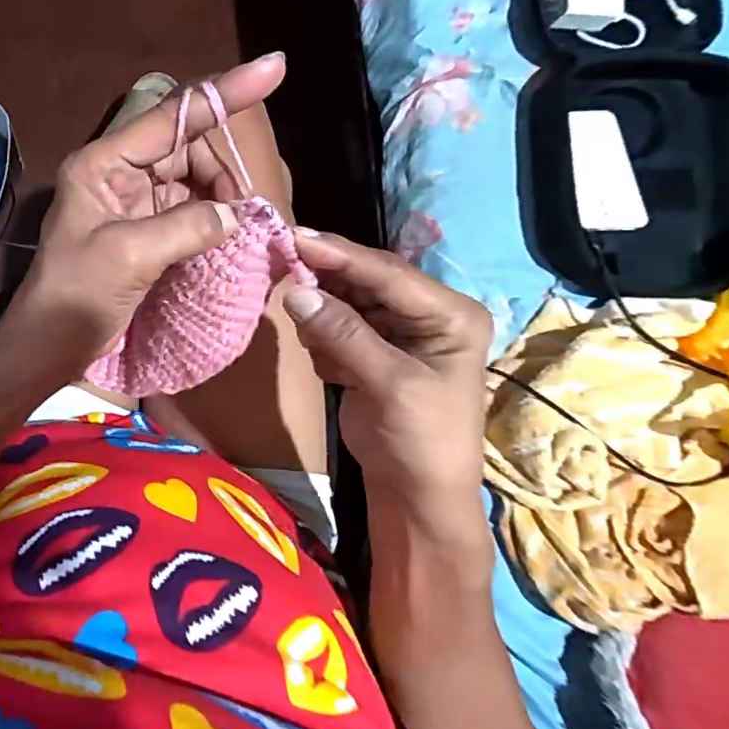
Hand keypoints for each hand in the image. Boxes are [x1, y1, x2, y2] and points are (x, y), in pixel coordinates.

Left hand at [4, 53, 288, 373]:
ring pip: (194, 180)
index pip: (171, 116)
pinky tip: (234, 232)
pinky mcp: (145, 233)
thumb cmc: (74, 297)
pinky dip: (215, 219)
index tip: (277, 67)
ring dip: (223, 196)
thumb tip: (235, 214)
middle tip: (250, 208)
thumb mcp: (127, 256)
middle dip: (224, 168)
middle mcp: (119, 175)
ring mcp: (133, 204)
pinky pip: (191, 211)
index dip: (224, 93)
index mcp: (103, 164)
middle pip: (188, 147)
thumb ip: (186, 226)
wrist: (49, 347)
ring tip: (244, 226)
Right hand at [281, 233, 492, 503]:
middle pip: (364, 278)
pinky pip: (333, 324)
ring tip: (310, 329)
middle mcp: (424, 313)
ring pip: (344, 299)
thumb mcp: (389, 384)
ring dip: (320, 308)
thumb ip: (343, 334)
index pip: (387, 273)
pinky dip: (320, 334)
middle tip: (279, 257)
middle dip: (324, 274)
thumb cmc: (421, 439)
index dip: (339, 254)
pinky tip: (328, 364)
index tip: (294, 236)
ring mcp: (395, 330)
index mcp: (449, 315)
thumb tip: (295, 291)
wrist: (417, 493)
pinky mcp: (369, 348)